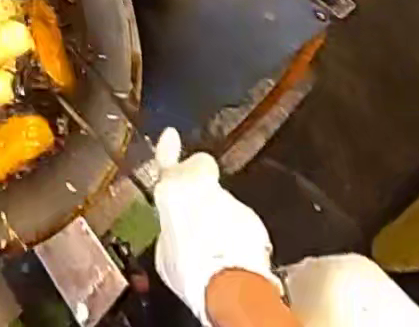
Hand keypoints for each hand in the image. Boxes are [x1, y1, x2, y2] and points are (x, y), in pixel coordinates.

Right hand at [153, 128, 281, 324]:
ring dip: (222, 221)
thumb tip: (174, 229)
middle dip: (203, 196)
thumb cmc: (188, 269)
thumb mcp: (164, 250)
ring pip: (224, 205)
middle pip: (201, 180)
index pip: (167, 159)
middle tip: (200, 221)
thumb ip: (170, 226)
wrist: (229, 285)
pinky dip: (241, 238)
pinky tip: (235, 260)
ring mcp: (229, 200)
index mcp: (170, 189)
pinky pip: (243, 226)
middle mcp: (199, 186)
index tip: (171, 134)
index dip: (169, 147)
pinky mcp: (254, 219)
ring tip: (218, 253)